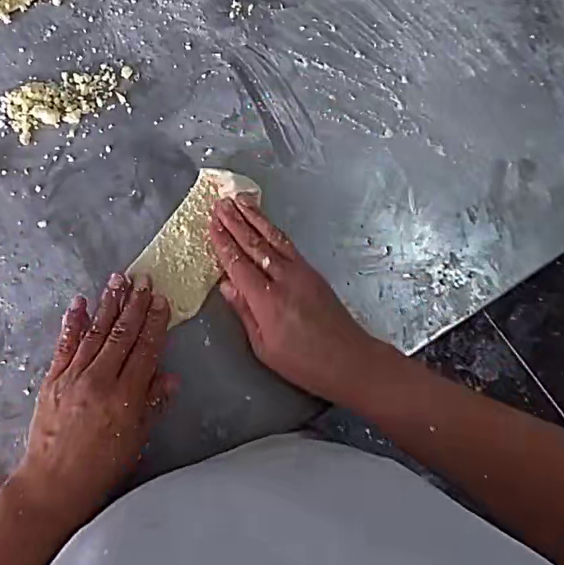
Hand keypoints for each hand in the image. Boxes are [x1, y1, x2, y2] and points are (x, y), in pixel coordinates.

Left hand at [7, 274, 177, 528]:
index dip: (155, 323)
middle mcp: (99, 379)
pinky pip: (66, 342)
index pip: (144, 350)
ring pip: (96, 331)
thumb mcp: (135, 441)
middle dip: (135, 304)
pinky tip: (80, 301)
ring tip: (118, 280)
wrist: (53, 483)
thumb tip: (170, 377)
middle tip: (144, 280)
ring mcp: (73, 375)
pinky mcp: (53, 376)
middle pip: (121, 334)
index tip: (162, 301)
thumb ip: (152, 405)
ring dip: (108, 303)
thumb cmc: (100, 468)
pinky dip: (74, 321)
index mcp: (124, 397)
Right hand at [207, 196, 387, 401]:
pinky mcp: (311, 271)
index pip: (237, 263)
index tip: (211, 224)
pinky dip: (272, 228)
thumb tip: (225, 285)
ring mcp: (300, 272)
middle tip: (220, 204)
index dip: (223, 242)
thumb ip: (243, 312)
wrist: (352, 361)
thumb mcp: (264, 347)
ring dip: (253, 217)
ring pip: (271, 237)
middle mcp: (283, 280)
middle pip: (253, 244)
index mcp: (266, 300)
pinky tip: (264, 221)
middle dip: (234, 222)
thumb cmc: (304, 363)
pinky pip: (287, 243)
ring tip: (239, 201)